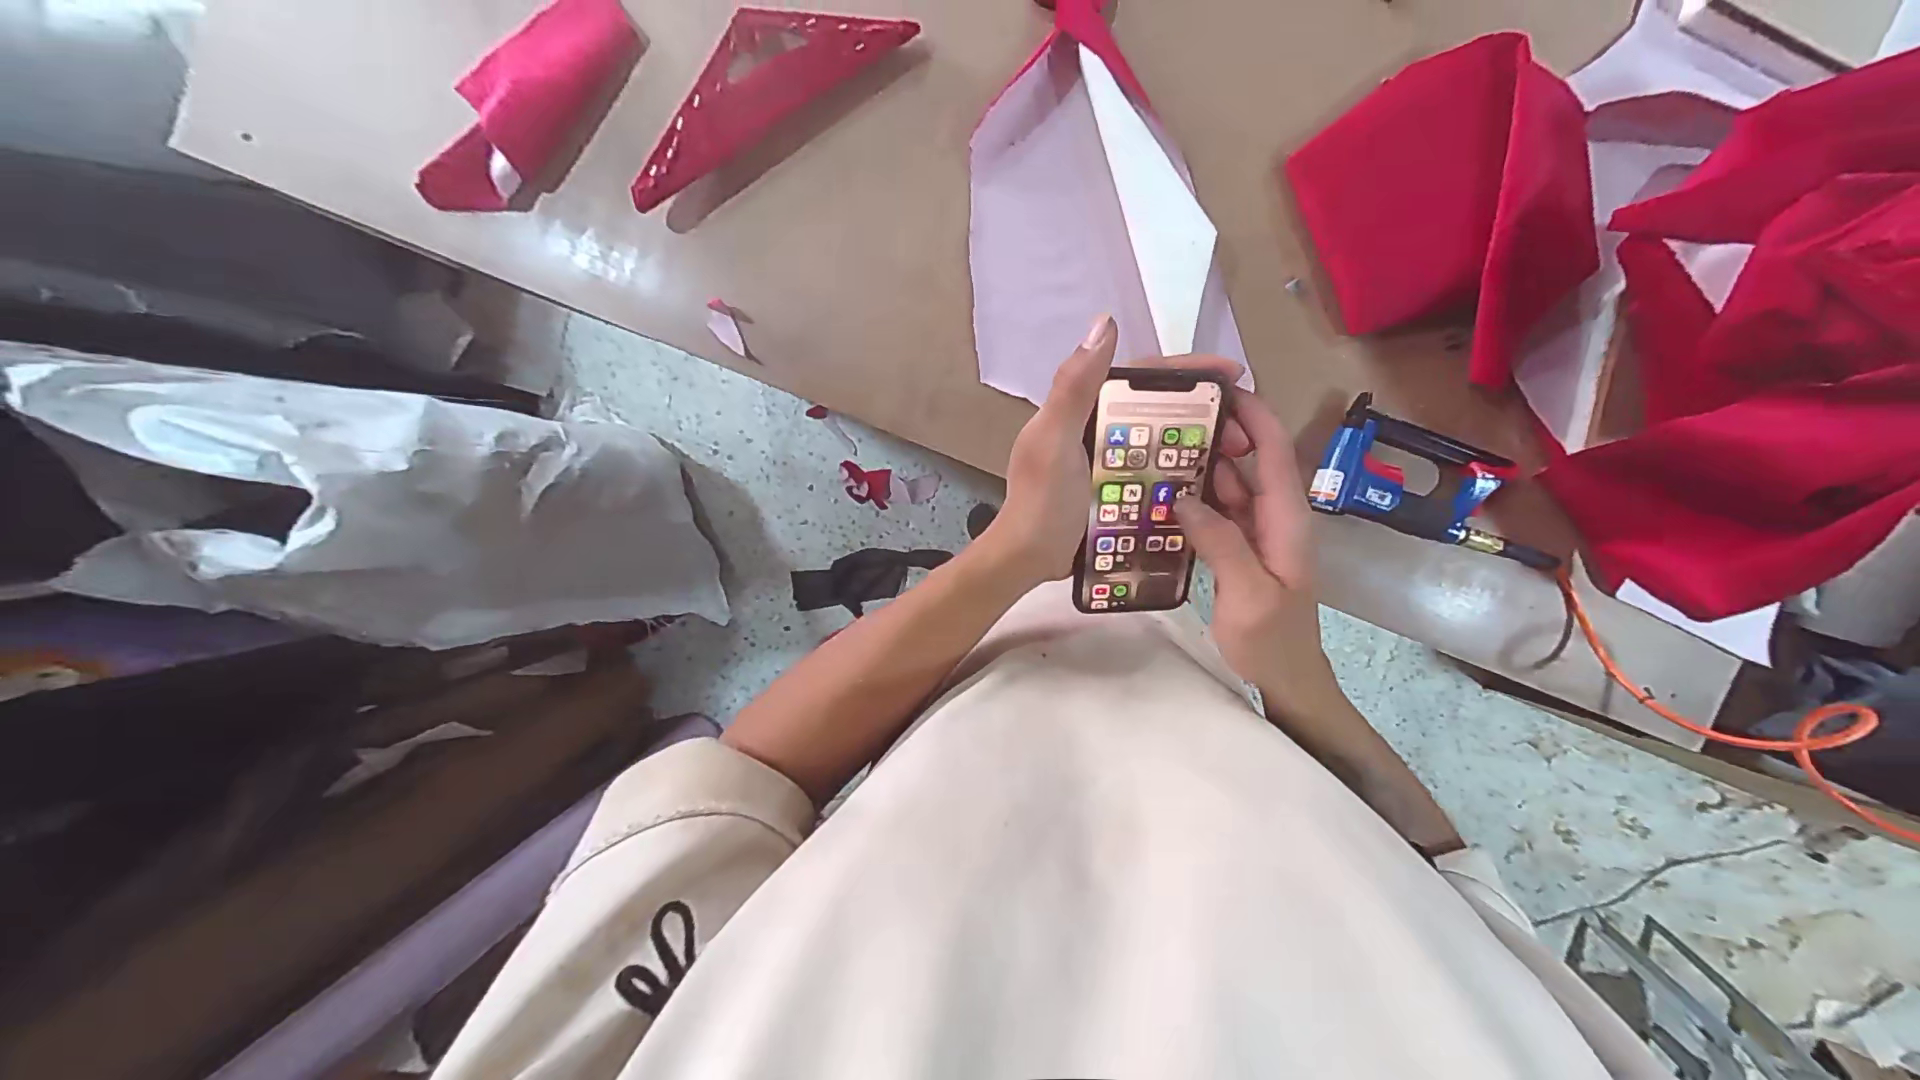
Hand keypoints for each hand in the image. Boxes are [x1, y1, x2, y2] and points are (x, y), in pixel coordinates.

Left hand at [980, 323, 1257, 589]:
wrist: (1028, 557)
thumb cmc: (1041, 498)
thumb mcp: (1055, 438)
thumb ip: (1075, 385)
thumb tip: (1105, 322)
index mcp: (1082, 408)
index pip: (1142, 378)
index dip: (1188, 371)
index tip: (1232, 374)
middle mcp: (1097, 428)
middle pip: (1159, 409)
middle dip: (1204, 411)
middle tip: (1243, 431)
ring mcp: (1107, 461)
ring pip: (1162, 441)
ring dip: (1199, 443)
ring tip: (1236, 455)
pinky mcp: (1115, 489)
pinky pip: (1157, 473)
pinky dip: (1183, 473)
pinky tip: (1210, 482)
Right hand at [1173, 389, 1343, 719]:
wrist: (1285, 678)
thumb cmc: (1272, 640)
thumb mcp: (1248, 595)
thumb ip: (1221, 543)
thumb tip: (1182, 497)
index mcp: (1285, 520)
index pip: (1273, 452)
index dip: (1253, 414)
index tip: (1217, 386)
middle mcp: (1272, 516)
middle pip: (1249, 459)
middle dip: (1218, 430)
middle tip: (1169, 414)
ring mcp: (1254, 531)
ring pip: (1229, 482)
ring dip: (1199, 461)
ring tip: (1158, 442)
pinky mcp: (1237, 546)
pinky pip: (1215, 509)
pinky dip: (1193, 494)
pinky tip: (1162, 490)